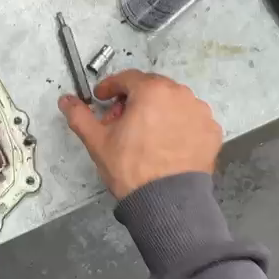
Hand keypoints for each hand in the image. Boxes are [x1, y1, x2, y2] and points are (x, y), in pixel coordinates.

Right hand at [58, 69, 222, 199]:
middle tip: (121, 122)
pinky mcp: (211, 131)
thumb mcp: (97, 141)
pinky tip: (165, 145)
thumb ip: (80, 116)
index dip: (110, 87)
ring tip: (145, 136)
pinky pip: (190, 120)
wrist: (166, 200)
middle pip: (151, 88)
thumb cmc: (132, 170)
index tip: (102, 97)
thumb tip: (67, 102)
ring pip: (173, 103)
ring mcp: (199, 112)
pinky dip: (178, 126)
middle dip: (134, 101)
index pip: (127, 78)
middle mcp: (179, 95)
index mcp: (151, 91)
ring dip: (157, 112)